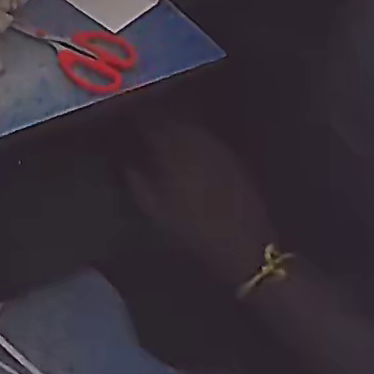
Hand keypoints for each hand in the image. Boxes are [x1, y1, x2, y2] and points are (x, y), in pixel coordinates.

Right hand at [123, 121, 279, 287]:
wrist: (246, 249)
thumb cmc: (195, 232)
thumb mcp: (157, 213)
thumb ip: (137, 183)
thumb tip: (126, 164)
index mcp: (174, 157)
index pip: (151, 128)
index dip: (137, 125)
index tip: (126, 128)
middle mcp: (197, 147)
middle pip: (173, 124)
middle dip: (156, 124)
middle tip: (144, 131)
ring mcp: (218, 153)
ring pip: (192, 129)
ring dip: (176, 128)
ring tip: (164, 136)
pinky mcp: (233, 162)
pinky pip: (208, 140)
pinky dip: (195, 139)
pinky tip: (190, 149)